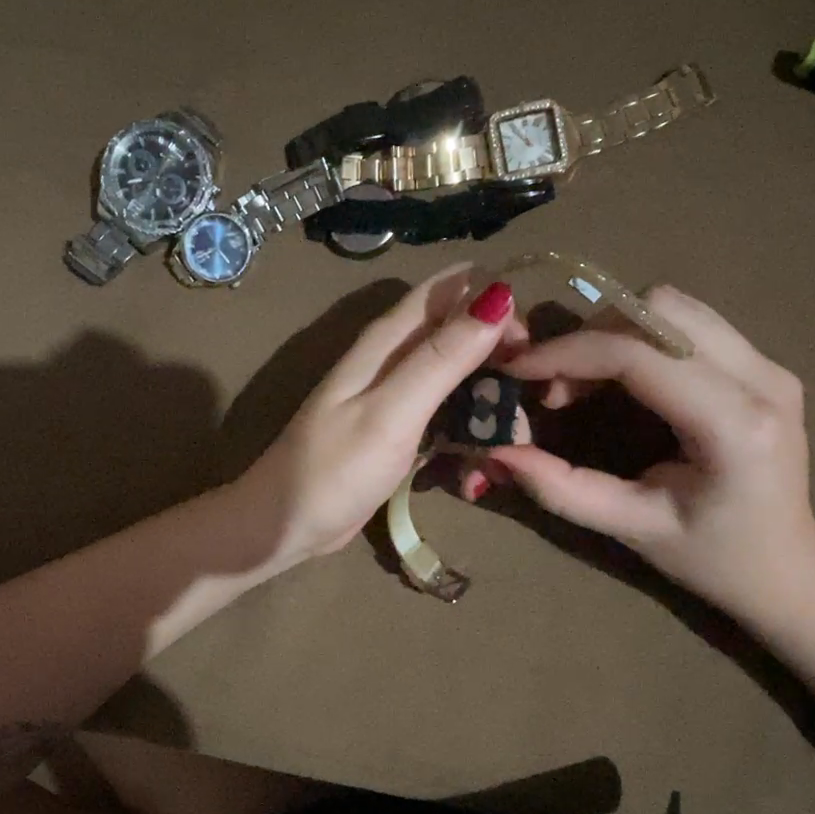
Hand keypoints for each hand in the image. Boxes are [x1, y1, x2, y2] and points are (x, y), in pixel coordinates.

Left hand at [235, 265, 518, 568]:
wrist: (285, 524)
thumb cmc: (334, 469)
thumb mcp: (392, 412)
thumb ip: (442, 358)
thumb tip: (499, 297)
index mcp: (389, 340)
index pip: (454, 289)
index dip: (498, 303)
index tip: (528, 347)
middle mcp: (395, 359)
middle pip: (463, 334)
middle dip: (502, 358)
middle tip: (526, 403)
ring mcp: (397, 398)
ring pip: (459, 379)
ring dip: (489, 403)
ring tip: (510, 443)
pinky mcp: (399, 433)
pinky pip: (446, 419)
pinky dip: (467, 434)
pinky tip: (479, 465)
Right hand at [489, 286, 814, 613]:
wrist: (787, 568)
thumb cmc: (712, 558)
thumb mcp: (632, 529)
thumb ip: (565, 489)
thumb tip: (498, 452)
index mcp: (737, 425)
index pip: (641, 354)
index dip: (568, 353)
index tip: (515, 371)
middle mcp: (763, 378)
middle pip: (660, 309)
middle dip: (590, 337)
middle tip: (550, 387)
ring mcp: (769, 364)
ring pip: (673, 306)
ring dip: (612, 334)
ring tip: (578, 386)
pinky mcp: (762, 363)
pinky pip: (686, 324)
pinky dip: (636, 340)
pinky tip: (615, 383)